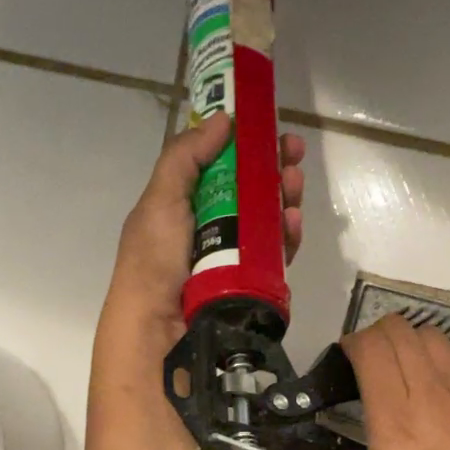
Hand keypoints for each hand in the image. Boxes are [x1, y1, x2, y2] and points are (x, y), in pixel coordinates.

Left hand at [99, 111, 306, 359]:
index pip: (221, 168)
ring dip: (285, 197)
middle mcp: (211, 230)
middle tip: (293, 154)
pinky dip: (288, 237)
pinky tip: (292, 223)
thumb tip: (222, 119)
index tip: (267, 126)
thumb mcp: (160, 200)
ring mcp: (235, 259)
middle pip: (250, 191)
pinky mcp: (253, 286)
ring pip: (269, 221)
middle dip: (274, 168)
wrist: (161, 331)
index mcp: (185, 207)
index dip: (244, 145)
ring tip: (294, 187)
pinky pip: (277, 256)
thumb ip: (185, 157)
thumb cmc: (155, 261)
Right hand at [326, 314, 449, 449]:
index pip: (370, 351)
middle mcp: (427, 394)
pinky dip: (438, 352)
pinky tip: (434, 378)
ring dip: (406, 341)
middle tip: (365, 363)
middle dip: (373, 337)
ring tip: (399, 367)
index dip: (350, 345)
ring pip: (427, 333)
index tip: (342, 363)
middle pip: (396, 329)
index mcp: (394, 424)